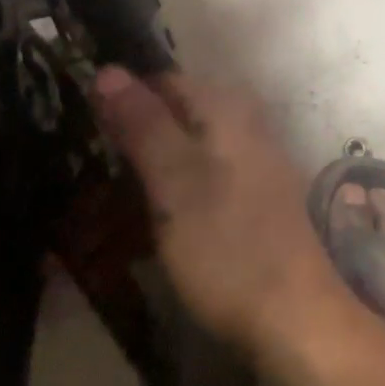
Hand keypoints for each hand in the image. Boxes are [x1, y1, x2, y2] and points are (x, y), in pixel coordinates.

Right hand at [92, 67, 343, 352]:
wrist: (296, 315)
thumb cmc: (227, 244)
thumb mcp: (173, 182)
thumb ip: (143, 124)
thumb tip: (108, 70)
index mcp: (227, 107)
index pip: (162, 81)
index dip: (122, 102)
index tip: (87, 133)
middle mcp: (246, 121)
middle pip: (178, 113)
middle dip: (137, 138)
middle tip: (98, 174)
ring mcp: (256, 159)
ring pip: (190, 147)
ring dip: (154, 169)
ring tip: (117, 203)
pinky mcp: (258, 196)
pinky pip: (206, 176)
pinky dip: (178, 191)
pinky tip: (158, 223)